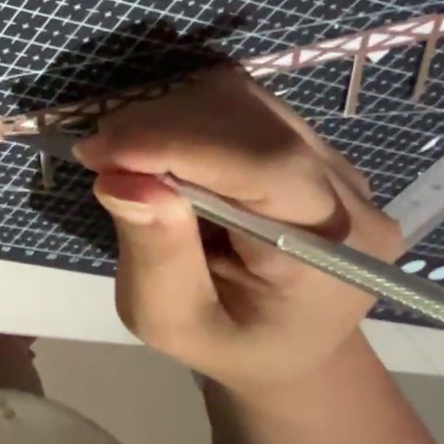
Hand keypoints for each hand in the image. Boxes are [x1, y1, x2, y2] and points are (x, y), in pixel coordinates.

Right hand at [74, 66, 403, 391]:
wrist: (282, 344)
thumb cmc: (224, 341)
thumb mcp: (170, 322)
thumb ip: (155, 254)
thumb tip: (120, 180)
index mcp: (332, 253)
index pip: (265, 165)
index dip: (175, 143)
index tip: (96, 152)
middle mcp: (347, 196)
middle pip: (246, 120)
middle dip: (156, 126)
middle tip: (98, 156)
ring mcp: (331, 161)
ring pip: (236, 99)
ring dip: (164, 115)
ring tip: (125, 156)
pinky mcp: (302, 140)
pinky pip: (233, 100)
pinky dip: (178, 111)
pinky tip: (156, 148)